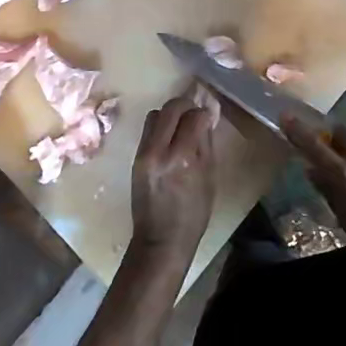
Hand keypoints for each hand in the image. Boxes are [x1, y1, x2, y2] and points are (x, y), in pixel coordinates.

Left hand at [129, 97, 216, 267]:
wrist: (160, 240)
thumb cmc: (193, 213)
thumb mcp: (209, 177)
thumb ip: (206, 143)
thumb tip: (208, 116)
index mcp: (182, 158)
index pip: (194, 116)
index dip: (205, 113)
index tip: (210, 118)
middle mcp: (158, 150)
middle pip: (171, 107)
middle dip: (187, 105)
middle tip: (196, 115)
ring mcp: (143, 153)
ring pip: (156, 114)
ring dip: (171, 115)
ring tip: (182, 127)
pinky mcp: (134, 158)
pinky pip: (148, 129)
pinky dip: (161, 127)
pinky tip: (171, 139)